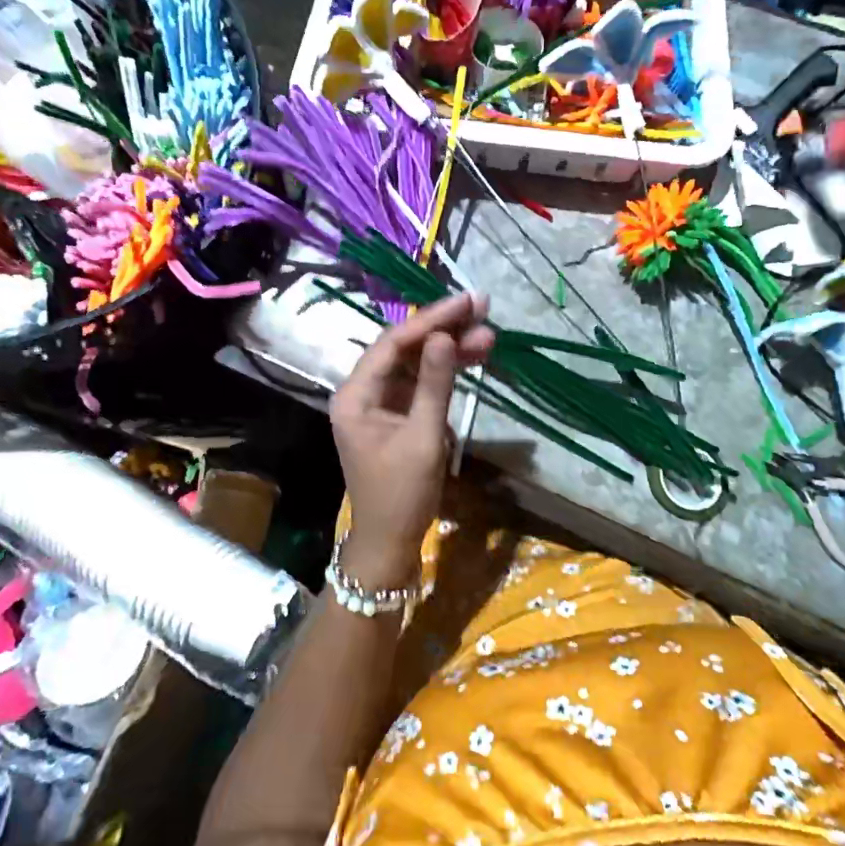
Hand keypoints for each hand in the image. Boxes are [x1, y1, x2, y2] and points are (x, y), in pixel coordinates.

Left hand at [331, 293, 494, 586]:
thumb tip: (445, 337)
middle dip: (444, 329)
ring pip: (416, 364)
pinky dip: (446, 372)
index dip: (431, 319)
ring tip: (489, 334)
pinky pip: (422, 384)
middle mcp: (363, 392)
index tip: (466, 303)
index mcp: (355, 395)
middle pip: (404, 348)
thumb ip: (434, 384)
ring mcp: (381, 403)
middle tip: (483, 308)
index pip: (393, 343)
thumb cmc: (402, 494)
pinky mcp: (398, 416)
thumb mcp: (423, 438)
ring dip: (450, 349)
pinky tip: (474, 358)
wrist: (391, 543)